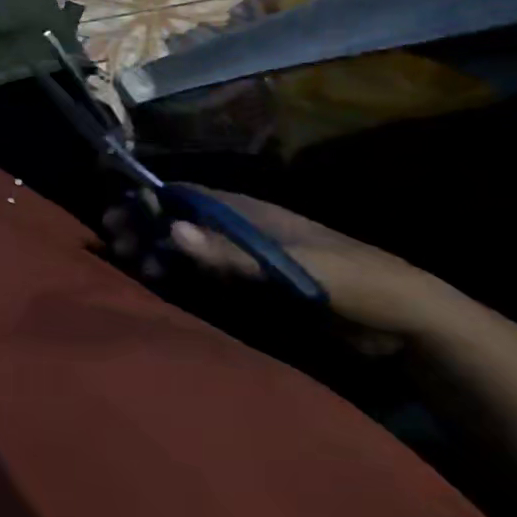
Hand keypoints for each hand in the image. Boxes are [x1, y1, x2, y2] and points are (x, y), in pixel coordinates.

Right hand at [130, 186, 468, 341]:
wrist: (402, 321)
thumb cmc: (353, 279)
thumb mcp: (295, 265)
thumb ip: (234, 252)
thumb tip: (174, 229)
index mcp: (251, 212)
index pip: (190, 195)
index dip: (152, 199)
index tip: (118, 212)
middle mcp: (242, 229)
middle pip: (183, 220)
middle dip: (147, 225)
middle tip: (114, 242)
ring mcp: (246, 259)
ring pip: (190, 248)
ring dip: (159, 252)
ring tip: (131, 264)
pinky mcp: (253, 288)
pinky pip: (207, 276)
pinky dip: (181, 277)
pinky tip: (160, 286)